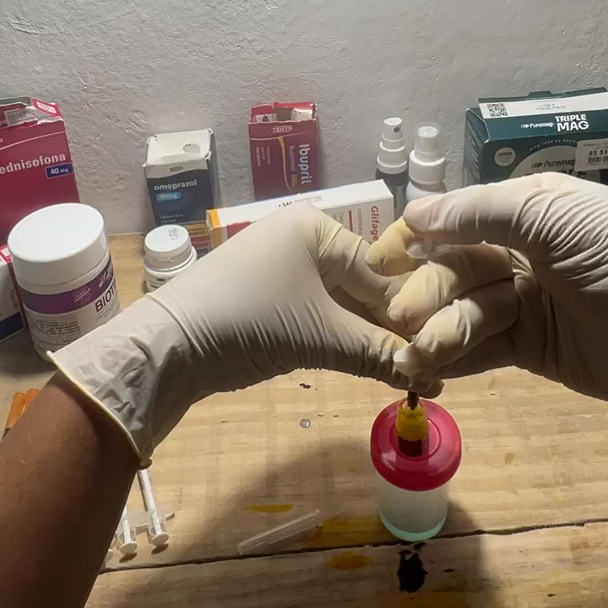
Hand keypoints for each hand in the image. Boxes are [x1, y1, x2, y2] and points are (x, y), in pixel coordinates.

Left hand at [50, 203, 432, 462]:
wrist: (166, 347)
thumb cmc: (248, 322)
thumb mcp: (319, 337)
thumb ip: (378, 354)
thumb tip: (437, 380)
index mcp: (316, 227)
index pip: (380, 272)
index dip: (409, 314)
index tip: (440, 350)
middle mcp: (301, 236)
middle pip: (360, 284)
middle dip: (387, 326)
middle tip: (425, 365)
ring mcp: (281, 263)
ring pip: (339, 300)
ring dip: (363, 335)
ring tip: (401, 368)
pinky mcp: (266, 292)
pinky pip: (315, 309)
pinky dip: (335, 335)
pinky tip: (362, 360)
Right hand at [367, 173, 607, 480]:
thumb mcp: (558, 218)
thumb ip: (483, 213)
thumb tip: (414, 212)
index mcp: (527, 207)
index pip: (458, 214)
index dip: (418, 234)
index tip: (379, 256)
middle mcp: (519, 249)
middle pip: (454, 265)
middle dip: (427, 287)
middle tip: (399, 313)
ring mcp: (522, 300)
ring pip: (462, 307)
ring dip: (437, 326)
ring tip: (415, 349)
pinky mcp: (528, 347)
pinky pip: (480, 345)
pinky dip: (452, 353)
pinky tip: (426, 362)